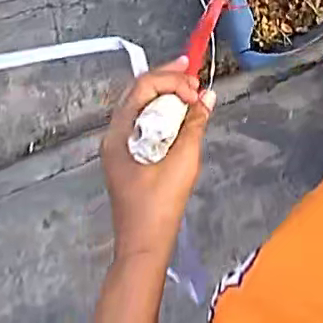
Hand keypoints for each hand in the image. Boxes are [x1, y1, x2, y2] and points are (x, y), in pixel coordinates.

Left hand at [100, 56, 214, 259]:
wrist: (144, 250)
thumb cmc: (158, 209)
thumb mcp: (182, 162)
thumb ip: (195, 125)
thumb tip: (207, 98)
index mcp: (120, 132)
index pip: (143, 87)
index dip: (171, 80)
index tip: (195, 86)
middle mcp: (116, 134)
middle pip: (140, 92)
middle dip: (167, 79)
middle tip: (192, 72)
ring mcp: (121, 146)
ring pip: (142, 106)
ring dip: (167, 95)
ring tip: (191, 91)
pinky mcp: (130, 157)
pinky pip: (146, 123)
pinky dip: (164, 113)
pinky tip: (182, 114)